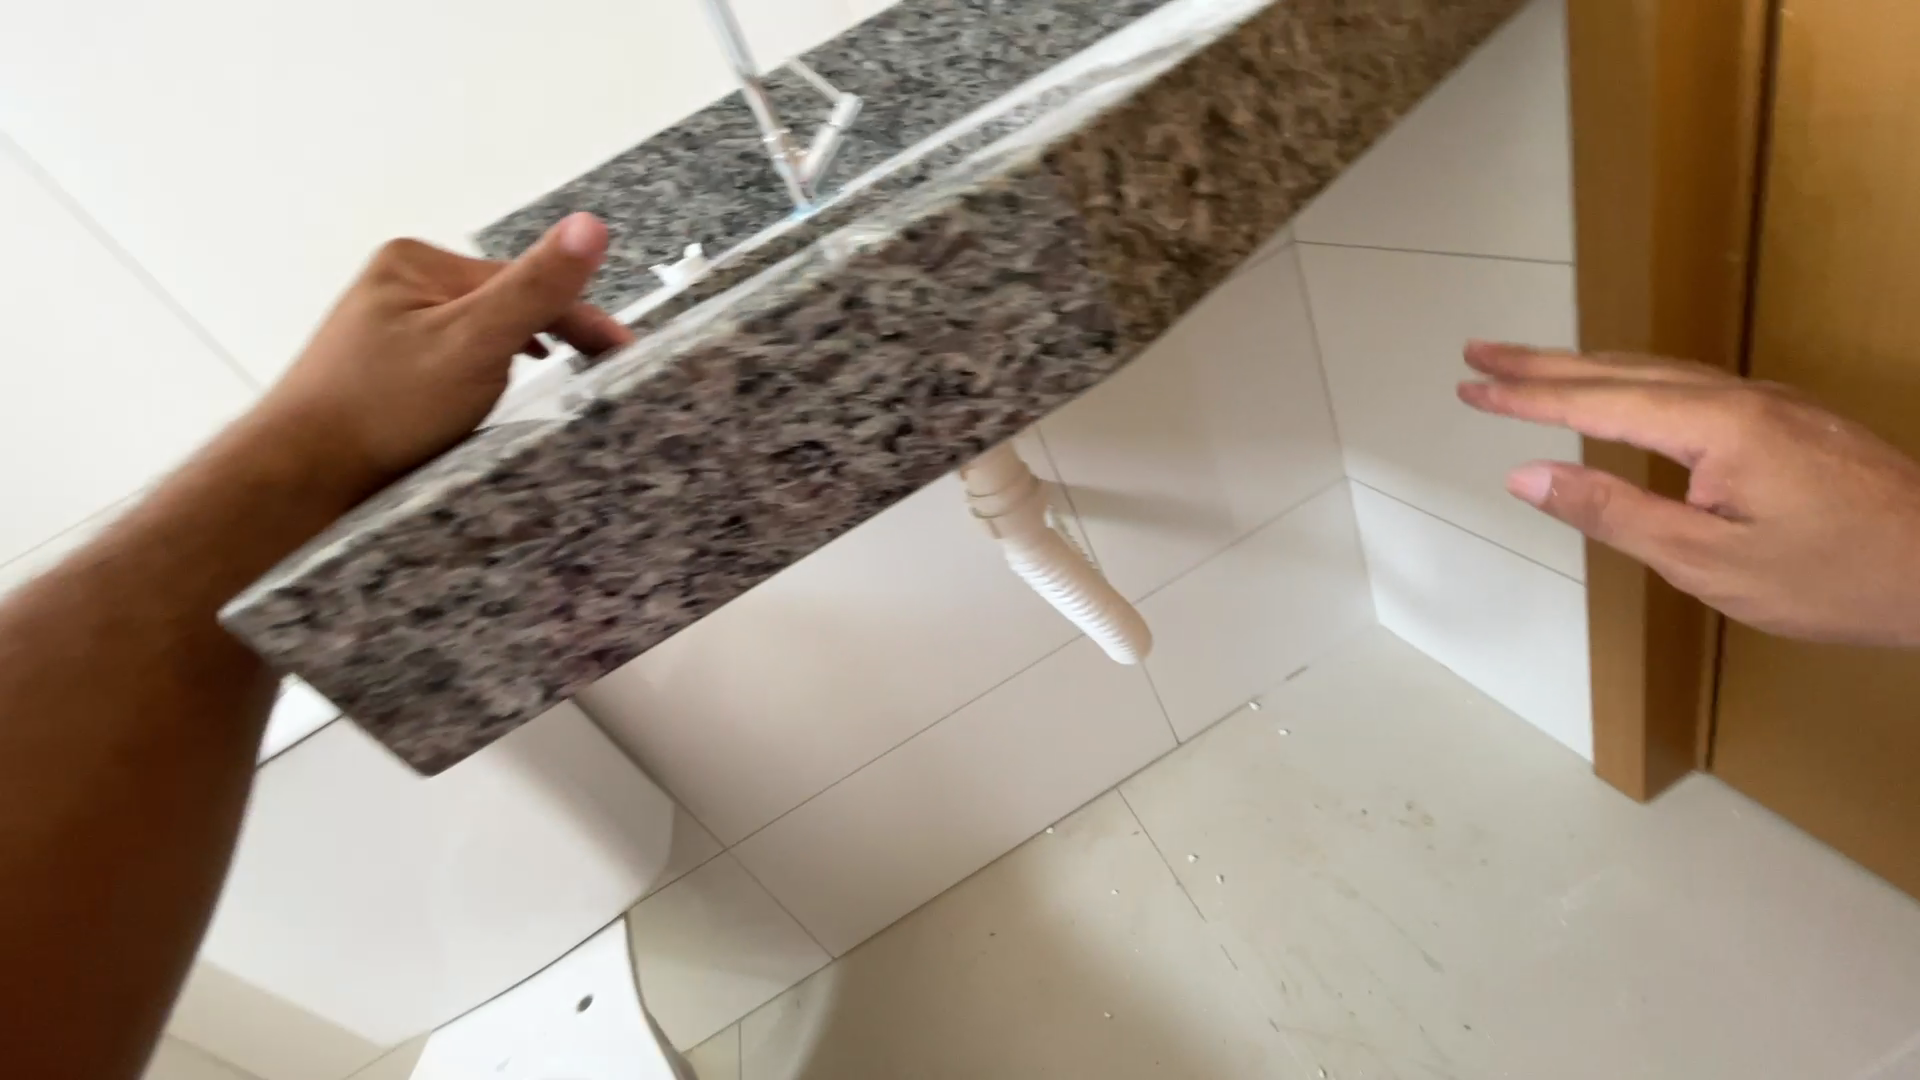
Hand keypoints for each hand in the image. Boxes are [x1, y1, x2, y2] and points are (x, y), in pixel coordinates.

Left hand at [253, 212, 632, 494]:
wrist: (308, 471)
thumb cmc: (392, 405)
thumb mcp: (476, 342)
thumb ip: (537, 287)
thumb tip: (592, 223)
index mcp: (421, 262)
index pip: (528, 282)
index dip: (583, 318)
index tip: (629, 355)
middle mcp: (407, 280)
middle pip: (511, 302)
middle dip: (561, 332)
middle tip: (609, 372)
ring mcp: (397, 320)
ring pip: (492, 329)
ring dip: (535, 349)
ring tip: (573, 379)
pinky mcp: (396, 360)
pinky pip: (469, 353)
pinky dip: (501, 366)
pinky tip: (511, 383)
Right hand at [1458, 342, 1919, 646]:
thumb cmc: (1837, 578)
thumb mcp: (1706, 560)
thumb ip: (1610, 511)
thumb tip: (1525, 475)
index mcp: (1719, 428)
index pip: (1595, 402)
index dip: (1525, 397)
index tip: (1469, 388)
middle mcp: (1741, 400)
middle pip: (1619, 370)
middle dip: (1540, 362)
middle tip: (1478, 352)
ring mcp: (1769, 405)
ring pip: (1652, 371)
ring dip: (1579, 366)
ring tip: (1524, 365)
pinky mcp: (1783, 421)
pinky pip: (1681, 384)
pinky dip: (1623, 378)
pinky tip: (1608, 387)